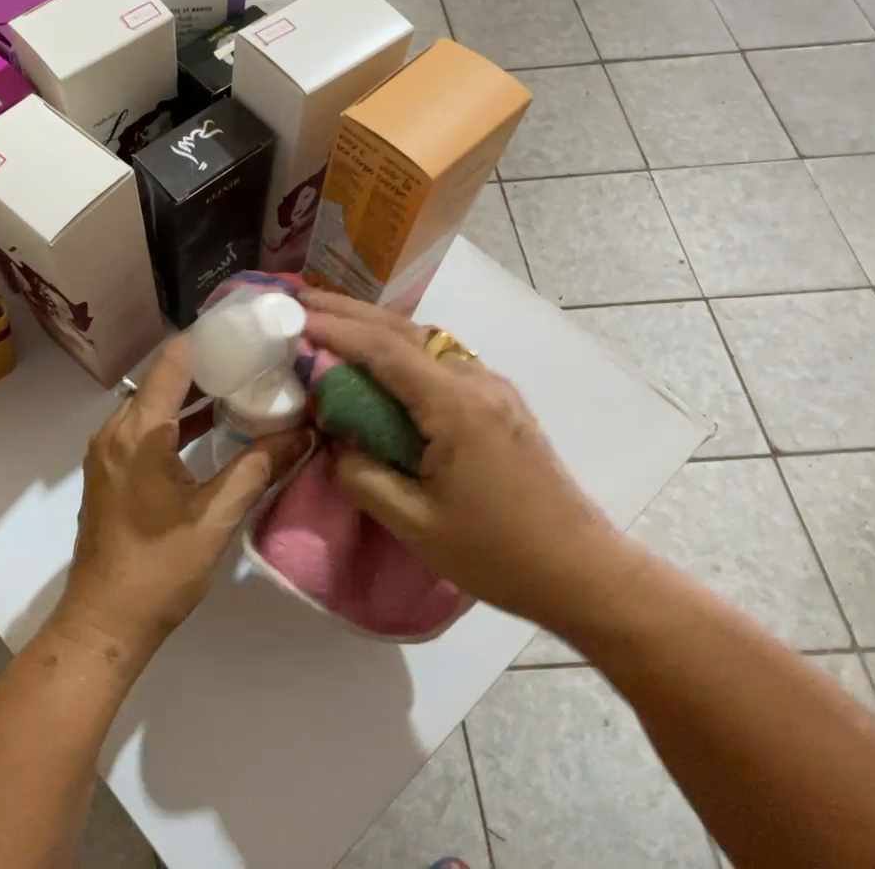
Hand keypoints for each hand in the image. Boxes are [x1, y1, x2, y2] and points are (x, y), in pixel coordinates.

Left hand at [60, 336, 308, 654]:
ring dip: (191, 397)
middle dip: (207, 367)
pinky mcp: (109, 473)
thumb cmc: (160, 569)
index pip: (172, 363)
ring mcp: (106, 453)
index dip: (208, 341)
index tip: (247, 331)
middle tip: (255, 359)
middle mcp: (114, 433)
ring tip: (241, 387)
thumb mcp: (217, 518)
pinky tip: (211, 429)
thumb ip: (259, 467)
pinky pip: (142, 430)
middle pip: (160, 381)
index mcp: (138, 434)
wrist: (105, 620)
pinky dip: (174, 423)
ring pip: (151, 406)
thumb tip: (305, 431)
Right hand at [299, 291, 635, 629]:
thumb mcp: (415, 524)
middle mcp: (477, 382)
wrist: (581, 571)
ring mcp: (493, 389)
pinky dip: (399, 348)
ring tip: (329, 321)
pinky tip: (377, 359)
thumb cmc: (497, 553)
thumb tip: (335, 443)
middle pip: (404, 330)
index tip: (293, 318)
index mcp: (456, 406)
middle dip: (349, 312)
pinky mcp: (499, 404)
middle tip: (300, 302)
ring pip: (425, 340)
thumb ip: (363, 477)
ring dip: (374, 326)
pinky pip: (440, 360)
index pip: (384, 351)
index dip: (336, 331)